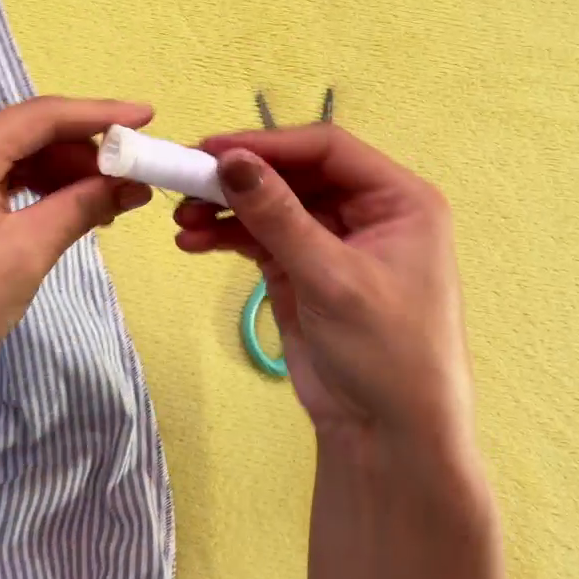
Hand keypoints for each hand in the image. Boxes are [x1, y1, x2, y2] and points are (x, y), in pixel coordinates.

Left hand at [0, 97, 155, 392]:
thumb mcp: (29, 250)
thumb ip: (82, 205)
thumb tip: (135, 184)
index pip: (39, 117)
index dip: (97, 114)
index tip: (147, 115)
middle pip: (27, 129)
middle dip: (83, 148)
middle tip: (132, 172)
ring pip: (16, 151)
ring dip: (62, 168)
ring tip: (108, 196)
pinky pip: (0, 173)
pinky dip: (37, 184)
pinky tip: (71, 202)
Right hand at [173, 125, 474, 456]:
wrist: (385, 434)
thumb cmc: (384, 351)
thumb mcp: (331, 277)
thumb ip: (277, 215)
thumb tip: (228, 159)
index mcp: (397, 200)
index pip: (325, 149)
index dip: (268, 143)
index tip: (211, 149)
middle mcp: (363, 211)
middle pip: (290, 172)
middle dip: (238, 178)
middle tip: (184, 180)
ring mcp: (327, 239)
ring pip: (267, 202)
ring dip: (223, 207)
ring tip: (181, 221)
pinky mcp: (298, 266)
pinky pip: (255, 235)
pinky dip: (224, 235)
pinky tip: (192, 242)